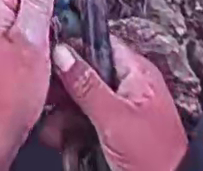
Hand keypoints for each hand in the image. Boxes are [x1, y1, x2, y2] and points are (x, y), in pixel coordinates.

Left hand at [0, 0, 56, 170]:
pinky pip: (27, 37)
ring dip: (45, 34)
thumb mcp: (31, 41)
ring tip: (50, 54)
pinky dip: (39, 48)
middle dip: (47, 14)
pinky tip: (46, 64)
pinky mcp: (2, 51)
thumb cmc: (6, 94)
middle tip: (55, 37)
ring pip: (31, 19)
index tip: (58, 8)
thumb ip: (37, 2)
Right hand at [51, 37, 188, 170]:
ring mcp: (124, 112)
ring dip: (64, 112)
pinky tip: (58, 138)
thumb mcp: (114, 119)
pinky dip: (73, 130)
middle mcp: (130, 87)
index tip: (49, 53)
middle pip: (87, 73)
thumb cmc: (157, 161)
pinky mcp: (118, 135)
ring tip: (49, 124)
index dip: (73, 45)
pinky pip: (89, 123)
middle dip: (64, 87)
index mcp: (136, 72)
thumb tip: (63, 52)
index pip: (99, 43)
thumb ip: (86, 85)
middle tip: (44, 95)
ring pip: (85, 101)